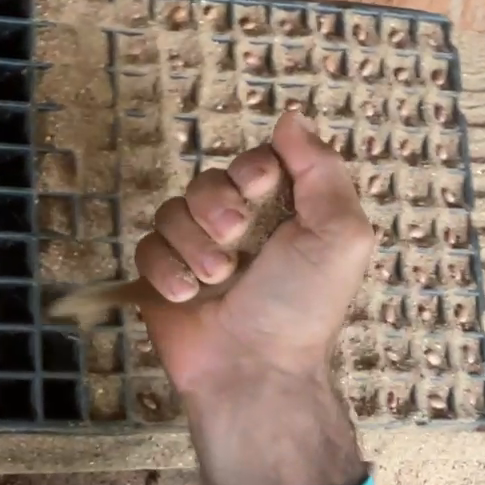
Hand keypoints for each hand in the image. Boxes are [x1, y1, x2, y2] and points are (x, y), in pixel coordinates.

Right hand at [133, 111, 373, 484]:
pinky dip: (164, 271)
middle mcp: (236, 227)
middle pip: (204, 182)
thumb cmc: (299, 305)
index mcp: (282, 214)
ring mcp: (193, 251)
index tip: (259, 192)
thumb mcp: (339, 235)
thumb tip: (290, 116)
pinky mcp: (159, 276)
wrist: (249, 369)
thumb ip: (321, 170)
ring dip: (192, 248)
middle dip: (215, 211)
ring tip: (213, 283)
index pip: (252, 161)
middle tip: (234, 245)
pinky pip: (146, 248)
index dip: (249, 171)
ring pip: (170, 212)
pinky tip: (184, 297)